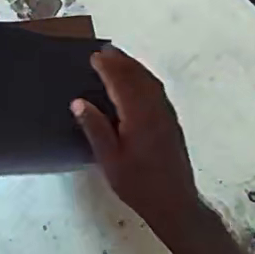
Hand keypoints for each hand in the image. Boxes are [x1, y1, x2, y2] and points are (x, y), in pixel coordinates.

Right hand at [72, 48, 205, 238]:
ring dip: (135, 67)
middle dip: (122, 61)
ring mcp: (167, 115)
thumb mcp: (109, 159)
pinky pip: (157, 90)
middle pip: (138, 77)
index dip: (108, 68)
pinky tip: (138, 81)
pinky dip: (145, 78)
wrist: (175, 204)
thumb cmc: (138, 183)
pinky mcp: (172, 122)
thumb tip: (79, 102)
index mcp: (138, 116)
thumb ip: (95, 128)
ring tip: (120, 59)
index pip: (121, 82)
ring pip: (150, 82)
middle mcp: (155, 109)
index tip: (94, 56)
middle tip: (105, 50)